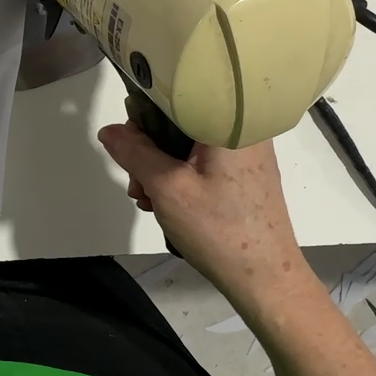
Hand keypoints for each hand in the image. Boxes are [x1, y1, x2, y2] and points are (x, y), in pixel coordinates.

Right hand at [97, 124, 313, 312]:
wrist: (266, 281)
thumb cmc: (219, 229)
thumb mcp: (166, 188)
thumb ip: (134, 153)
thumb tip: (109, 130)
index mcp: (232, 123)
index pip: (180, 94)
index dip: (146, 111)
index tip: (129, 138)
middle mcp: (244, 131)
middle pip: (181, 121)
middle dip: (149, 147)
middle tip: (136, 181)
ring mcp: (247, 156)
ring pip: (188, 143)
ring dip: (160, 165)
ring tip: (148, 198)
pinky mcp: (246, 176)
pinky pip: (202, 161)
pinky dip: (180, 175)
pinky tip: (166, 202)